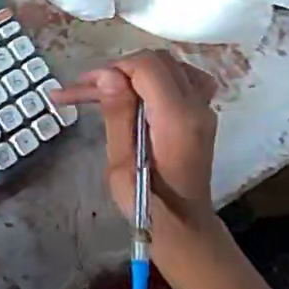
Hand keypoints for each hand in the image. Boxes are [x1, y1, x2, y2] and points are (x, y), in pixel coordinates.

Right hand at [53, 50, 217, 230]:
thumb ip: (118, 115)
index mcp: (177, 119)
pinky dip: (153, 79)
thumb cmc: (147, 203)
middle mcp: (197, 107)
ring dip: (135, 72)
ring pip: (170, 66)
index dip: (113, 69)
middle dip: (119, 68)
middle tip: (86, 90)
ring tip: (106, 91)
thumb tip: (109, 76)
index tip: (85, 88)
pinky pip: (181, 79)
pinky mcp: (200, 115)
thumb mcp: (121, 164)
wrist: (182, 227)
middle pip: (159, 61)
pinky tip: (134, 94)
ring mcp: (204, 110)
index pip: (147, 67)